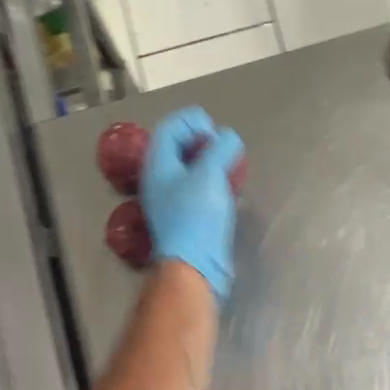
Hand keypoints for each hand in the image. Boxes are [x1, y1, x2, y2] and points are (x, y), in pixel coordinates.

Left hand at [140, 106, 243, 301]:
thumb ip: (220, 149)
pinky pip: (198, 192)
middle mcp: (159, 181)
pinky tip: (229, 191)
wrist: (194, 267)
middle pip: (179, 150)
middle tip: (226, 149)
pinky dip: (214, 185)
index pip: (170, 129)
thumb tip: (228, 138)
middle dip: (205, 144)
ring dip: (212, 165)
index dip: (192, 122)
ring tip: (232, 168)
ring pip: (191, 172)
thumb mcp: (210, 175)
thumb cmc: (197, 218)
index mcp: (157, 165)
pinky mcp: (186, 220)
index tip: (216, 131)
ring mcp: (171, 203)